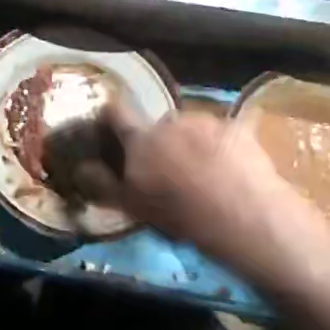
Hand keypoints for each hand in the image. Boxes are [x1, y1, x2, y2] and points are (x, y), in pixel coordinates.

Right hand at [99, 103, 329, 288]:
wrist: (248, 217)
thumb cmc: (181, 214)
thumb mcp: (132, 206)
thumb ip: (102, 183)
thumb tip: (81, 167)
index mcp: (140, 139)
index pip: (115, 112)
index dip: (111, 117)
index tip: (112, 130)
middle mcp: (170, 121)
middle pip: (157, 125)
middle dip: (160, 142)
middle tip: (169, 170)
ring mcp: (208, 122)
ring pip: (191, 129)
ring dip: (191, 144)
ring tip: (205, 174)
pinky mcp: (240, 129)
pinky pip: (222, 134)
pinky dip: (222, 148)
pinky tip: (230, 172)